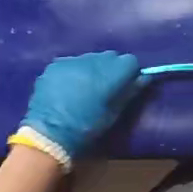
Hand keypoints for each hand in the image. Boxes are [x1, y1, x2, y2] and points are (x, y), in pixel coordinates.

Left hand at [12, 52, 145, 168]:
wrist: (48, 134)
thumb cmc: (86, 129)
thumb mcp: (113, 114)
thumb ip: (130, 92)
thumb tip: (144, 77)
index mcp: (110, 74)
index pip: (130, 61)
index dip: (130, 72)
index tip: (126, 85)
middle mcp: (92, 61)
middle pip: (110, 57)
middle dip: (111, 69)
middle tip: (106, 88)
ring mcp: (71, 61)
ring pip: (90, 58)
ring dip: (92, 69)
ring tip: (85, 88)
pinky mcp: (55, 65)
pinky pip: (71, 63)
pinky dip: (74, 72)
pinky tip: (68, 88)